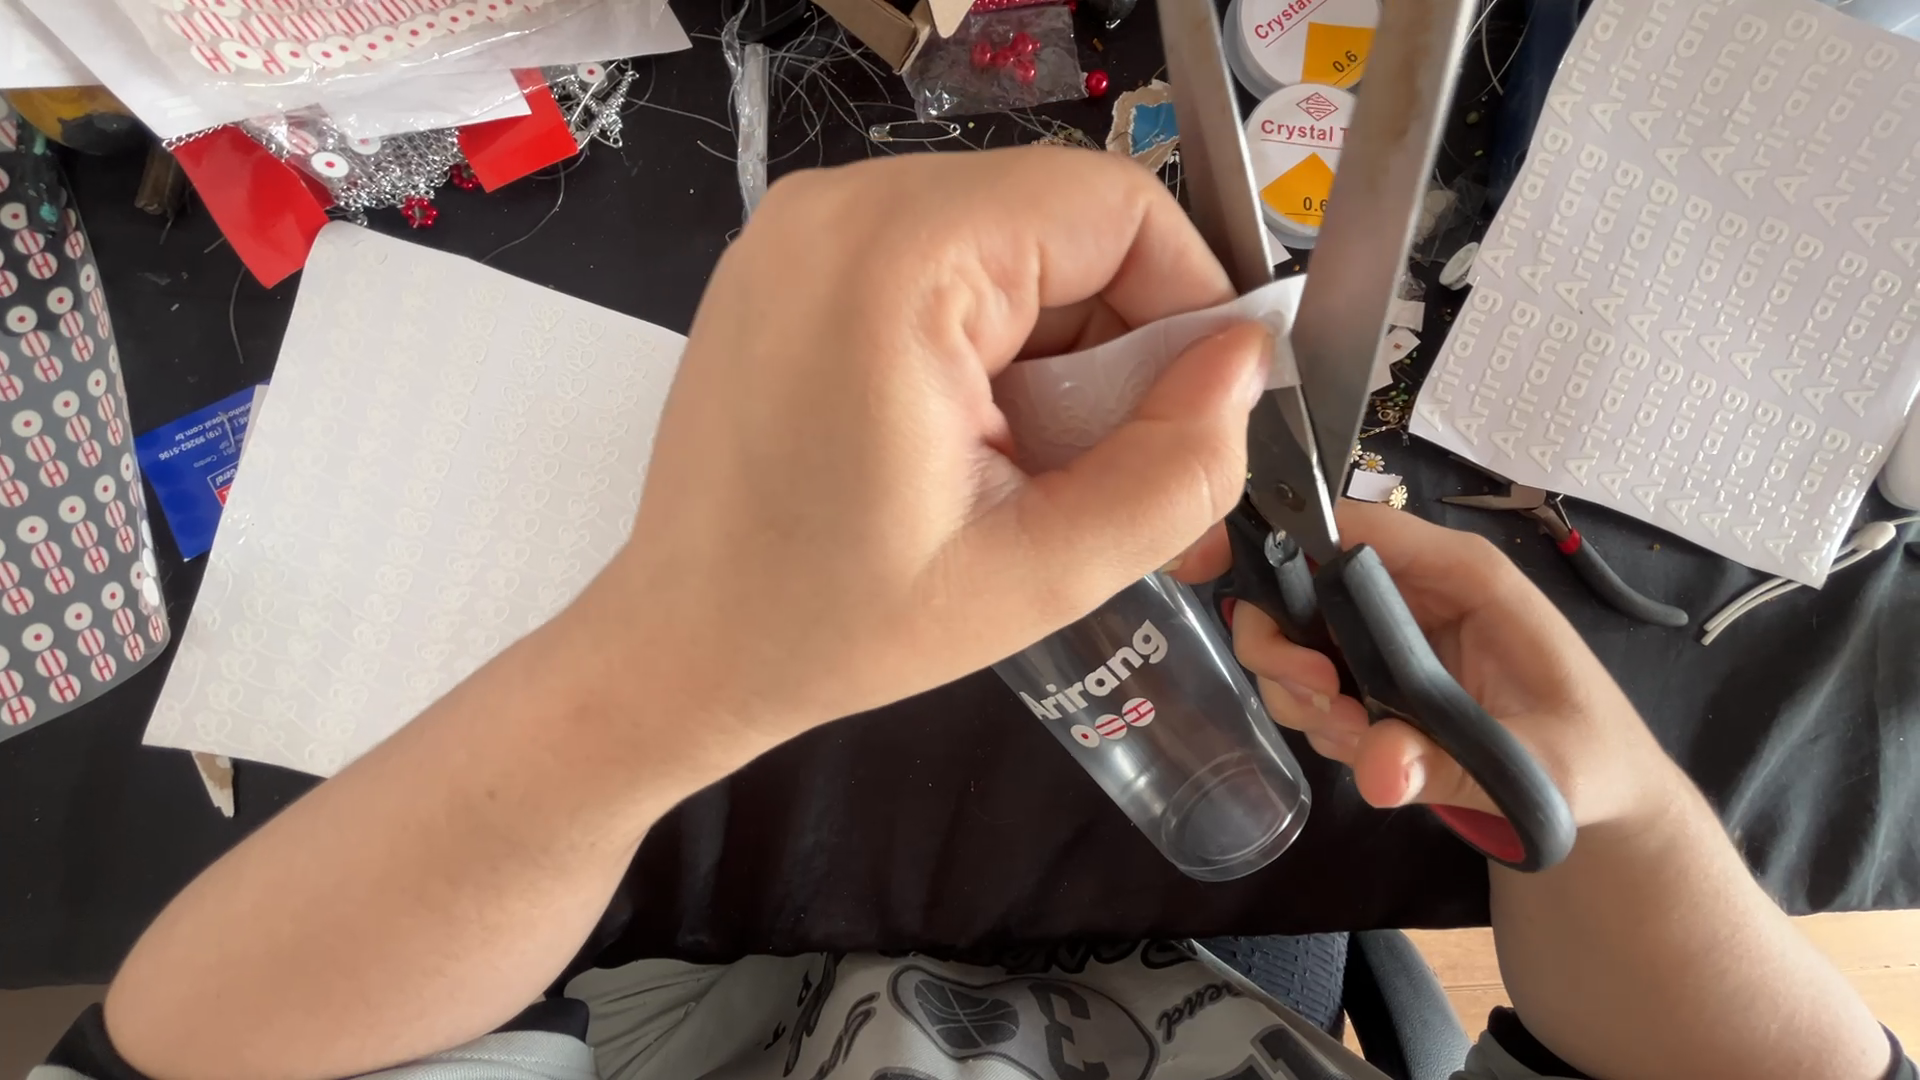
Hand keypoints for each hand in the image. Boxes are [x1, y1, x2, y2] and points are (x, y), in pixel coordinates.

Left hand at [588, 147, 1266, 751]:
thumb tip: (1242, 366)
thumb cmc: (838, 627)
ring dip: (1058, 366)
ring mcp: (806, 232)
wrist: (684, 646)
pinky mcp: (795, 269)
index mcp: (898, 260)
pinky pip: (945, 275)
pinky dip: (993, 354)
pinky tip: (981, 448)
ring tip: (1044, 479)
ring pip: (1011, 257)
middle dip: (1119, 353)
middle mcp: (841, 208)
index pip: (1118, 208)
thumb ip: (1175, 471)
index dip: (1189, 305)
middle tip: (1121, 476)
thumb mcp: (1038, 575)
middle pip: (1062, 232)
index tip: (1199, 412)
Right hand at [1231, 500, 1678, 827]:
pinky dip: (1309, 717)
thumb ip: (1458, 767)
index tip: (1236, 585)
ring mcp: (1374, 631)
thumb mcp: (1548, 767)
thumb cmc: (1590, 757)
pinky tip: (1361, 746)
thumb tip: (1375, 771)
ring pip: (1284, 636)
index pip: (1352, 524)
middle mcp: (1404, 589)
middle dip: (1279, 643)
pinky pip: (1298, 680)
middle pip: (1291, 582)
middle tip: (1318, 697)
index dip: (1282, 537)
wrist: (1592, 796)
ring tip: (1355, 737)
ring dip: (1294, 692)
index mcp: (1457, 574)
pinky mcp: (1359, 669)